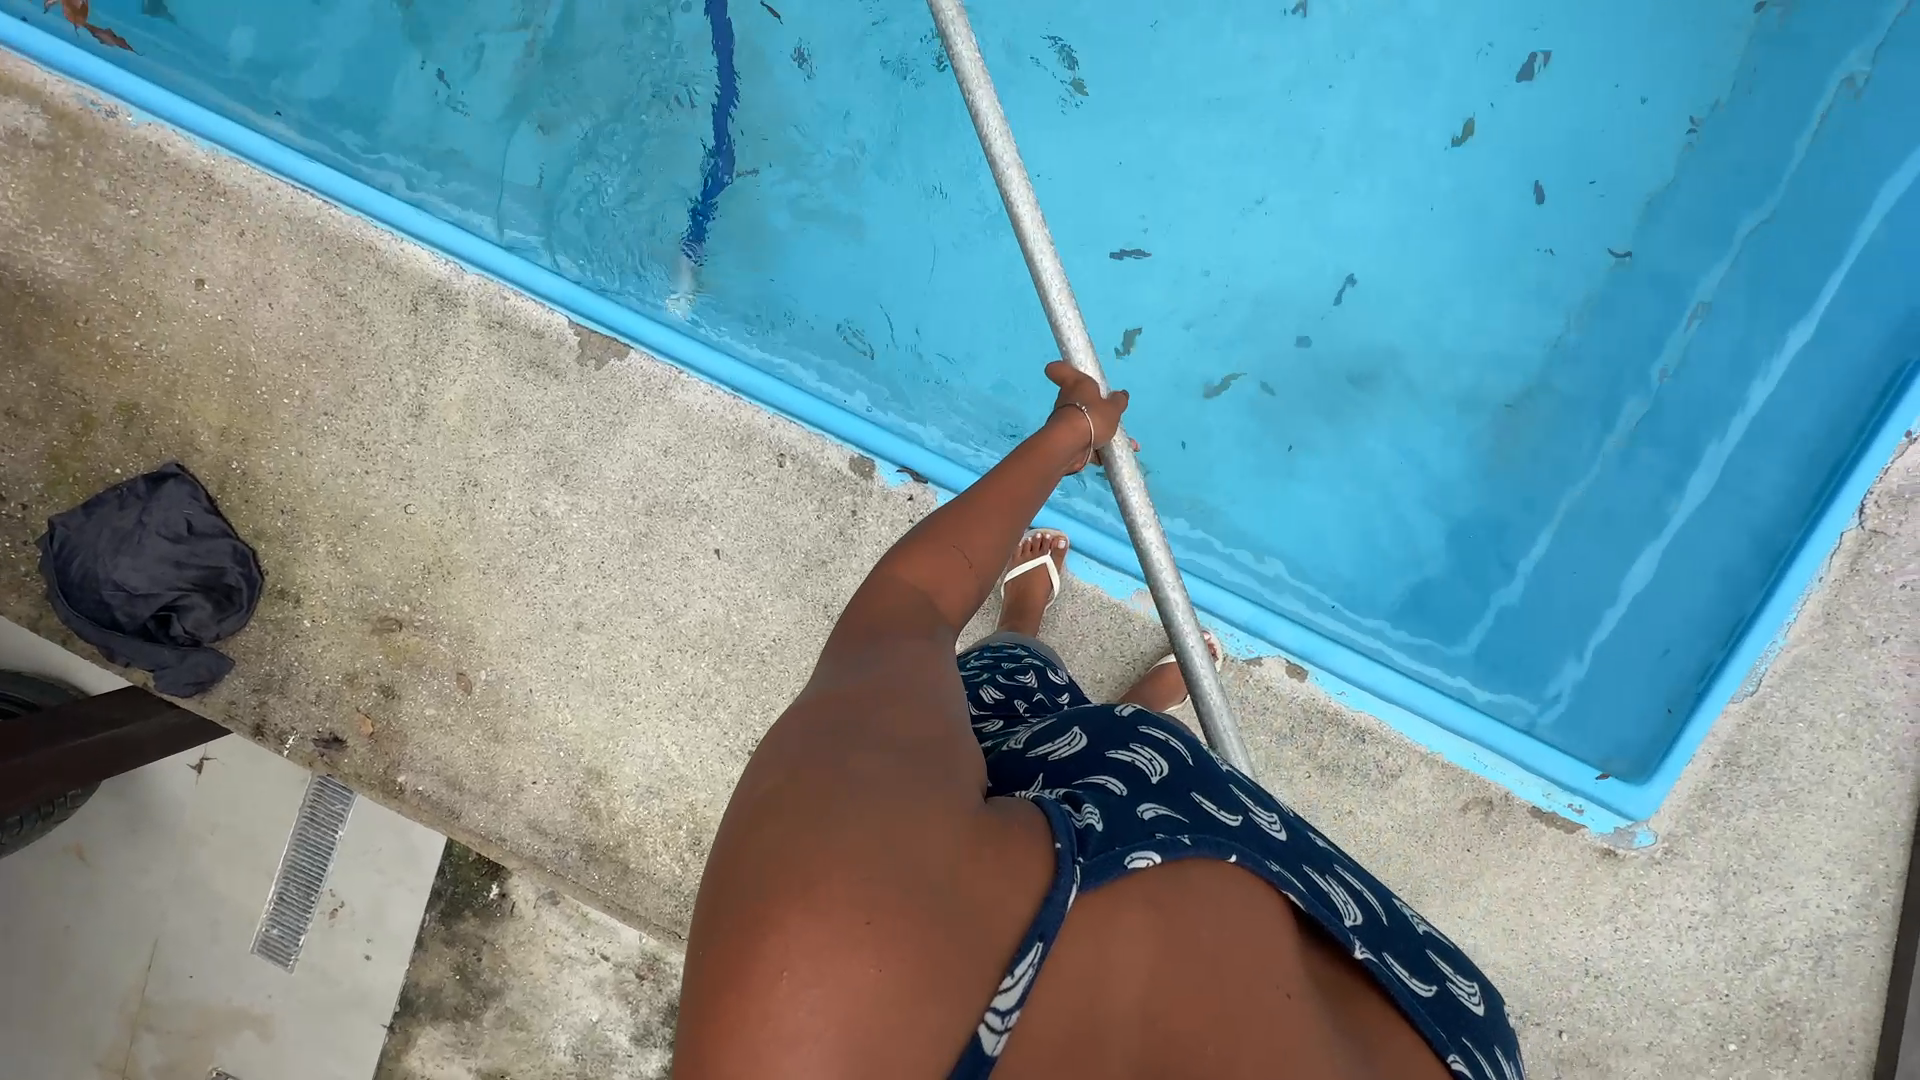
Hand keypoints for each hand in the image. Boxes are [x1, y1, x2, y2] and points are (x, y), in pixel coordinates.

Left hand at [1045, 361, 1130, 470]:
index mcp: (1075, 384)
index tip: (1064, 370)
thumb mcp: (1113, 407)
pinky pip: (1087, 443)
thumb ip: (1118, 401)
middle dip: (1093, 407)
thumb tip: (1121, 395)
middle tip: (1112, 414)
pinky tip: (1117, 454)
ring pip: (1084, 423)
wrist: (1071, 445)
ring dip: (1102, 432)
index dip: (1061, 369)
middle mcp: (1065, 400)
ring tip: (1127, 441)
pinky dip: (1100, 450)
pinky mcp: (1067, 441)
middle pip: (1077, 399)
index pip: (1058, 370)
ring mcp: (1064, 422)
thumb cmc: (1091, 416)